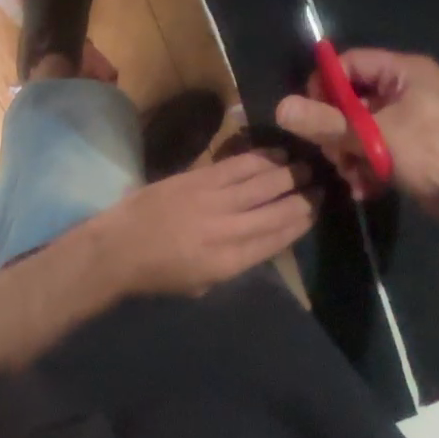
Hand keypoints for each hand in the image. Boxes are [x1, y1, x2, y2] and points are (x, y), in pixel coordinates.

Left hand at [78, 150, 314, 296]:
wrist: (118, 249)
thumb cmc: (157, 275)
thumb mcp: (202, 283)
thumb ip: (234, 262)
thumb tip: (258, 241)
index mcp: (230, 262)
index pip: (277, 239)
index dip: (301, 222)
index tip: (316, 210)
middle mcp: (228, 230)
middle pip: (276, 209)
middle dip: (302, 196)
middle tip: (320, 184)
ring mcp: (213, 201)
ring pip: (263, 182)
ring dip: (287, 172)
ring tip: (304, 165)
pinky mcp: (198, 179)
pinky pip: (239, 165)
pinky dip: (261, 158)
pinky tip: (276, 153)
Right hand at [277, 50, 438, 226]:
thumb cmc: (433, 153)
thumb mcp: (375, 137)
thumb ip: (327, 123)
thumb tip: (281, 108)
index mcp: (406, 72)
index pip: (351, 63)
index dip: (325, 86)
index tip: (308, 116)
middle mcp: (410, 90)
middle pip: (354, 101)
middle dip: (337, 132)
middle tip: (332, 155)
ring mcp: (415, 122)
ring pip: (364, 133)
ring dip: (350, 157)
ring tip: (352, 178)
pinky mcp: (417, 151)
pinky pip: (380, 153)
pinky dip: (369, 170)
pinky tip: (366, 190)